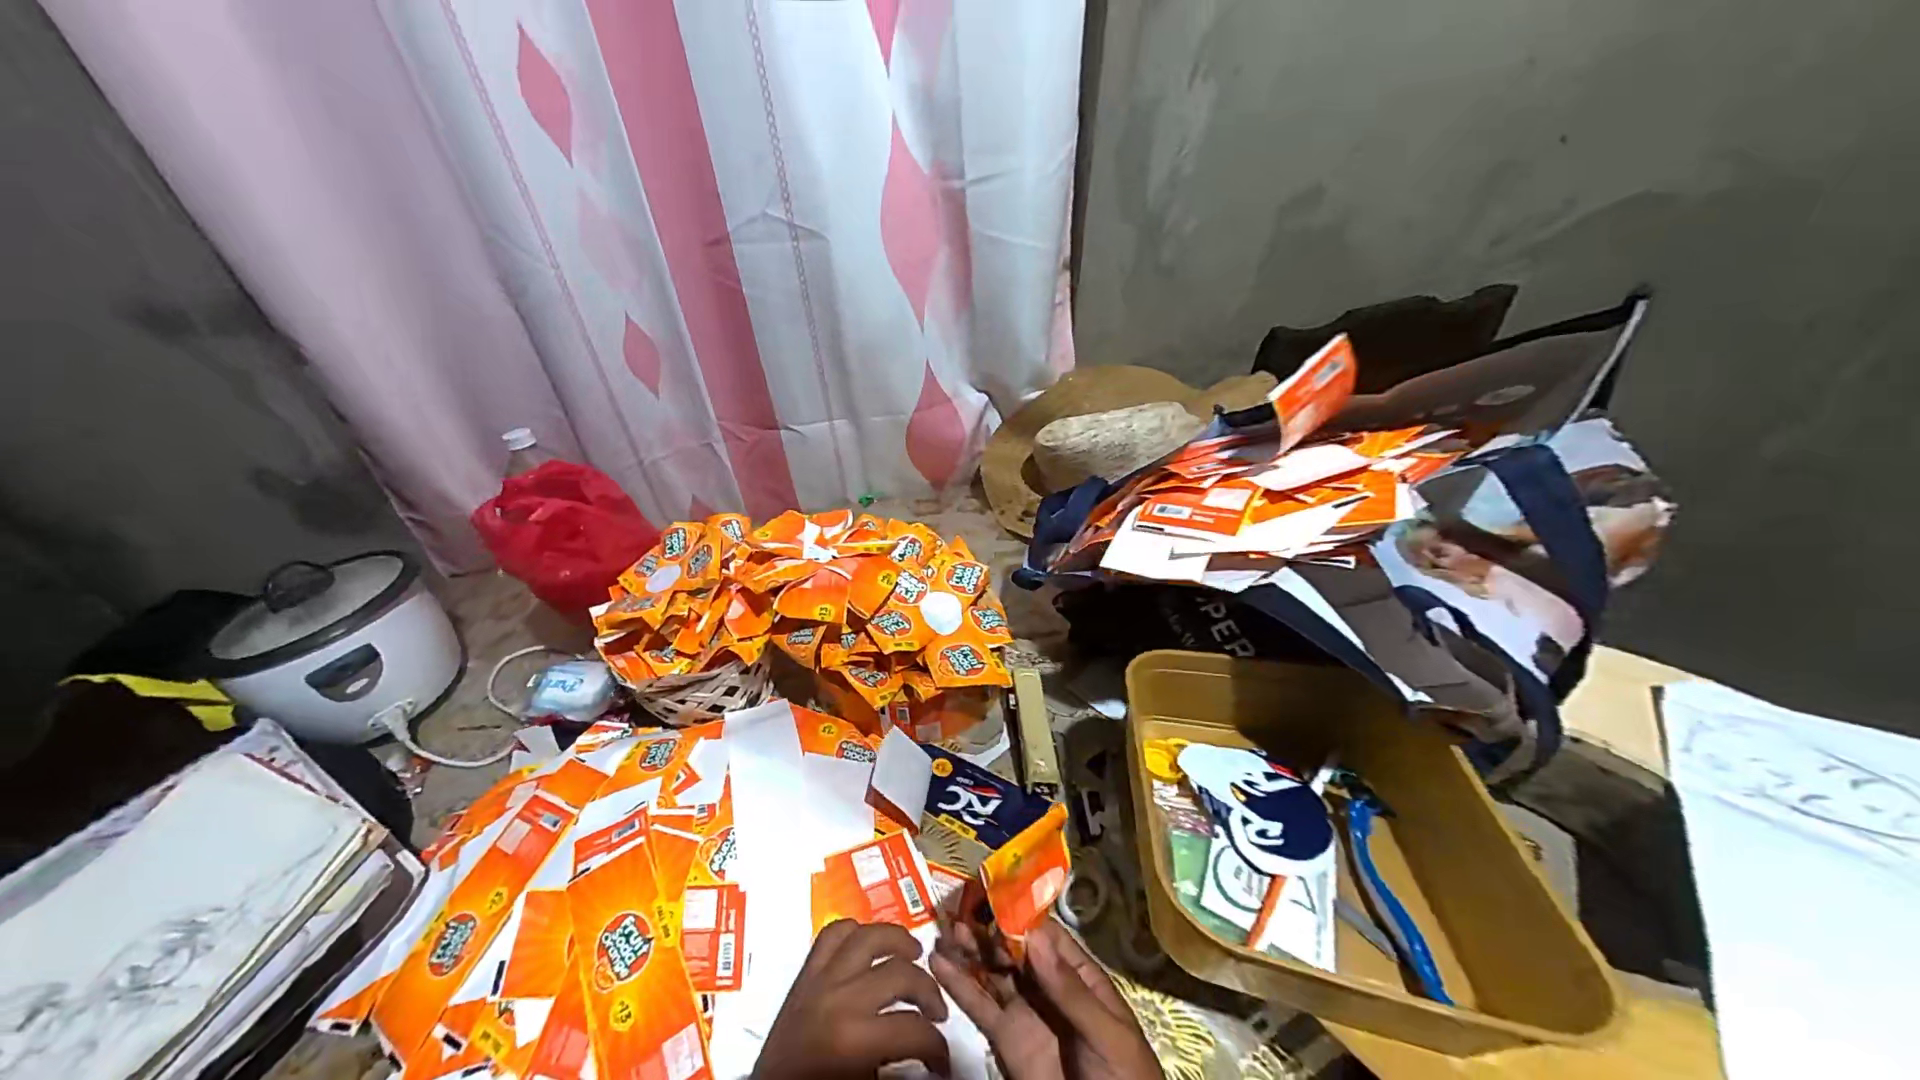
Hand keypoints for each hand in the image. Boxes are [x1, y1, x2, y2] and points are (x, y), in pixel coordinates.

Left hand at [753, 919, 951, 1079]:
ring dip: (897, 941)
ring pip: (868, 937)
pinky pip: (831, 935)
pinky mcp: (804, 975)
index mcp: (854, 1039)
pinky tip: (869, 945)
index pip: (914, 1030)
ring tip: (914, 956)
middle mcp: (840, 998)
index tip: (943, 1061)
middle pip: (899, 974)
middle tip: (936, 1012)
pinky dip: (853, 931)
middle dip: (928, 991)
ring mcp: (819, 980)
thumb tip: (929, 1056)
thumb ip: (895, 1060)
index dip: (938, 1048)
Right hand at [929, 918, 1159, 1079]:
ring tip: (945, 928)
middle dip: (988, 927)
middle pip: (1014, 949)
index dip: (1020, 913)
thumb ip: (1069, 990)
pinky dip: (958, 985)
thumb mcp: (1107, 1033)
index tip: (993, 893)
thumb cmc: (1124, 1077)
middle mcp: (1047, 987)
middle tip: (959, 906)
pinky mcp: (1006, 1040)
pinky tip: (939, 964)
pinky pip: (980, 1008)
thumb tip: (1035, 935)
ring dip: (970, 948)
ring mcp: (1025, 1012)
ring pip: (992, 972)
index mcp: (1078, 977)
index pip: (1046, 936)